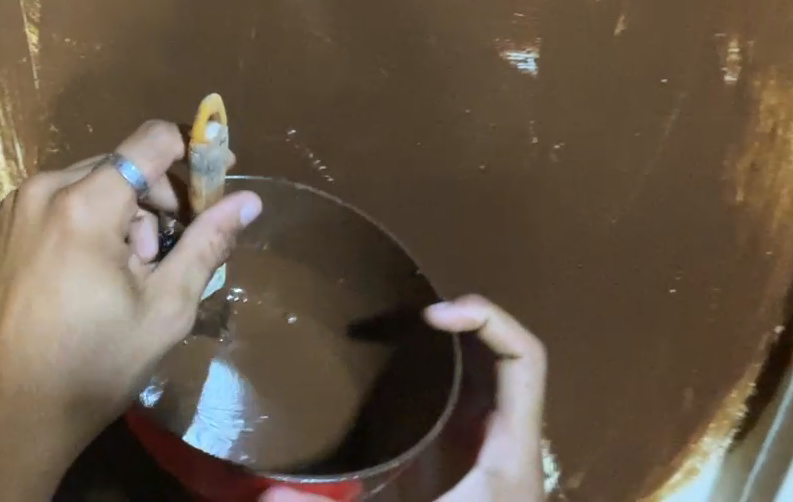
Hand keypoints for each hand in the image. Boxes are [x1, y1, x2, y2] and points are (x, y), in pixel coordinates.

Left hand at [0, 120, 263, 501]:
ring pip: (92, 182)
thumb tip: (249, 200)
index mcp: (85, 203)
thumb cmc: (94, 365)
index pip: (151, 140)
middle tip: (166, 258)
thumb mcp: (165, 308)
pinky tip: (89, 274)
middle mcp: (44, 187)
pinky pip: (60, 200)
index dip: (192, 149)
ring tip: (125, 277)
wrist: (8, 415)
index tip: (218, 175)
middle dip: (157, 200)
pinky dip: (87, 220)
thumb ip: (207, 243)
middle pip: (122, 164)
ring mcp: (16, 204)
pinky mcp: (1, 223)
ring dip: (122, 214)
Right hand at [262, 295, 546, 501]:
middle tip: (394, 309)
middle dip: (453, 316)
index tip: (428, 315)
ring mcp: (487, 437)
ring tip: (387, 322)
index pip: (523, 357)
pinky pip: (461, 385)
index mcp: (508, 443)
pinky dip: (433, 361)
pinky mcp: (465, 447)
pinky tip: (388, 361)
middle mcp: (505, 430)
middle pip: (497, 347)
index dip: (485, 318)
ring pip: (479, 363)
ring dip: (443, 335)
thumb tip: (269, 495)